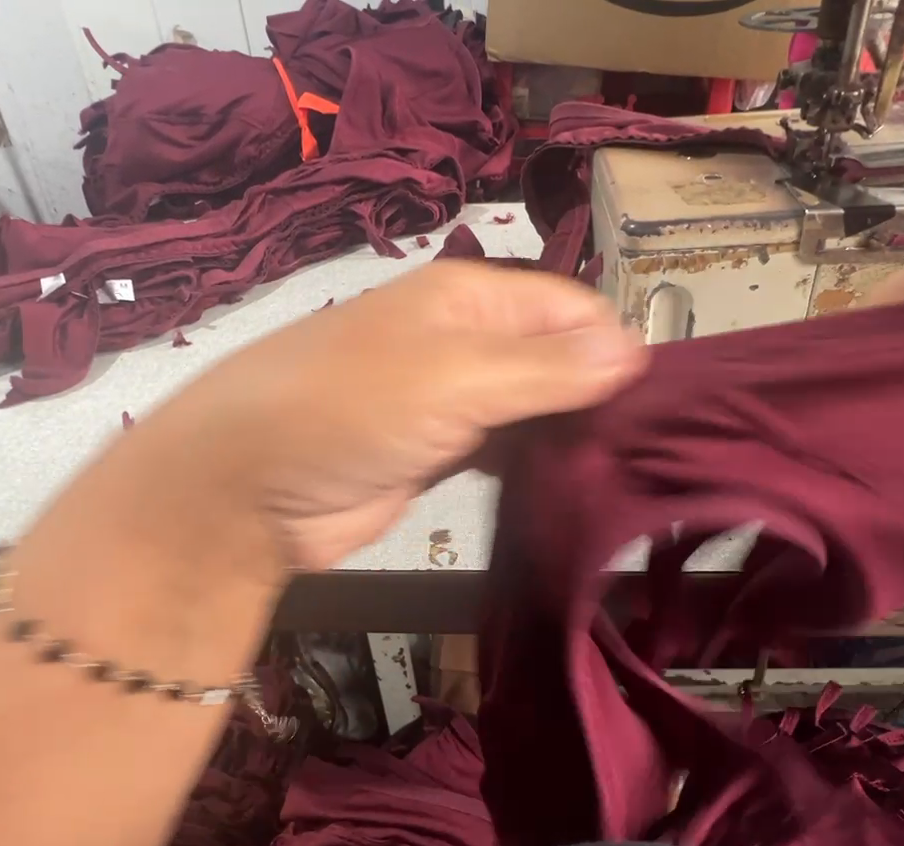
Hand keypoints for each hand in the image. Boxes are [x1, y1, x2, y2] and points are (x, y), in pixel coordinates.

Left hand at [123, 260, 645, 571]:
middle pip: (557, 358)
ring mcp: (453, 402)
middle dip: (599, 395)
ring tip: (625, 473)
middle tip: (649, 449)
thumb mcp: (452, 378)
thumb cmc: (347, 410)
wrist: (249, 489)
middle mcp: (466, 342)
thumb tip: (637, 349)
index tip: (654, 405)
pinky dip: (536, 465)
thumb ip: (544, 369)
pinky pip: (506, 452)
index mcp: (469, 299)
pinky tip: (572, 488)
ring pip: (535, 409)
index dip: (614, 348)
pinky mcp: (440, 455)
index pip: (570, 308)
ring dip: (571, 435)